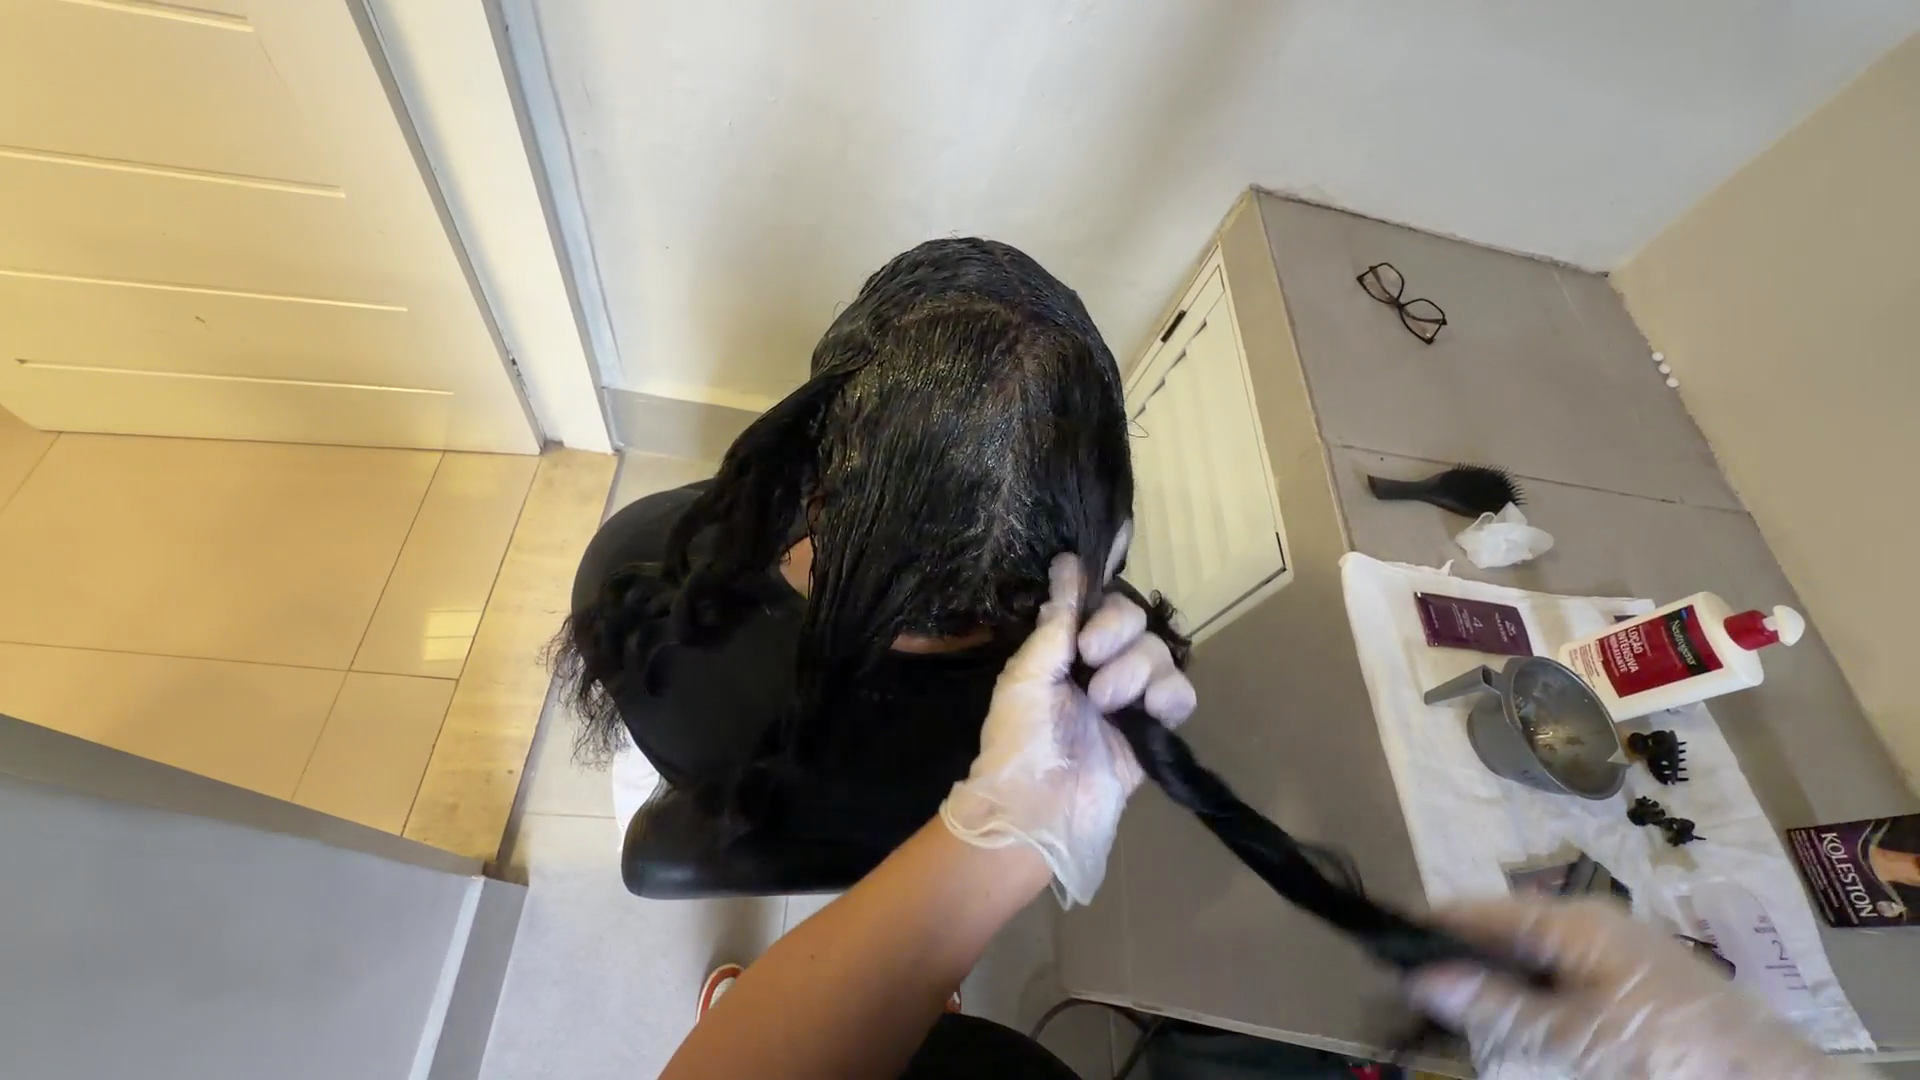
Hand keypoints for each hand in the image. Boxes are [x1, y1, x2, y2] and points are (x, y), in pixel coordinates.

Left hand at [940, 554, 1195, 904]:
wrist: (1038, 809)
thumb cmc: (1019, 738)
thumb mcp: (1027, 674)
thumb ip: (1055, 622)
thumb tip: (1067, 564)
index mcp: (1065, 650)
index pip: (1099, 605)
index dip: (1104, 596)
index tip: (1102, 584)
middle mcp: (1100, 666)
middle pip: (1135, 620)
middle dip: (1115, 631)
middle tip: (1089, 655)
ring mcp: (1130, 697)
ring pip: (1159, 653)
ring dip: (1133, 671)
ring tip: (1104, 703)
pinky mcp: (1154, 730)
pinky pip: (1181, 695)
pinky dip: (1170, 696)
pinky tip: (1149, 711)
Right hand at [1405, 897, 1866, 1079]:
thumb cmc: (1671, 1053)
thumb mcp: (1576, 1036)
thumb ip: (1495, 1004)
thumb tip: (1417, 979)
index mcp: (1570, 919)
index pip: (1477, 910)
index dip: (1433, 928)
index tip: (1391, 951)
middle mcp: (1590, 919)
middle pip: (1504, 929)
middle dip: (1467, 959)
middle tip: (1434, 994)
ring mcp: (1619, 944)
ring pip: (1534, 951)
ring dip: (1502, 978)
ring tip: (1477, 1010)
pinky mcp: (1641, 974)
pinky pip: (1566, 968)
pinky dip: (1538, 989)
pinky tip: (1534, 1019)